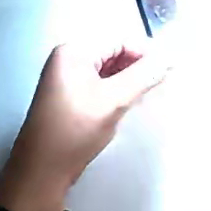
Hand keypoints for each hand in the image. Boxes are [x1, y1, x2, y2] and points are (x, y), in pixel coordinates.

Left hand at [0, 40, 167, 210]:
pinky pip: (100, 83)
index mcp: (74, 51)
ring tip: (144, 97)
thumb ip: (144, 76)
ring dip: (128, 81)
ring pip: (109, 70)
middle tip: (159, 86)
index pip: (120, 41)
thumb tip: (169, 59)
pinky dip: (116, 91)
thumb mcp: (114, 100)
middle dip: (137, 68)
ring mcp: (66, 77)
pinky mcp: (69, 95)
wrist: (41, 169)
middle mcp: (68, 58)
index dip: (145, 54)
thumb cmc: (75, 130)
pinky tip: (127, 104)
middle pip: (114, 53)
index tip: (167, 71)